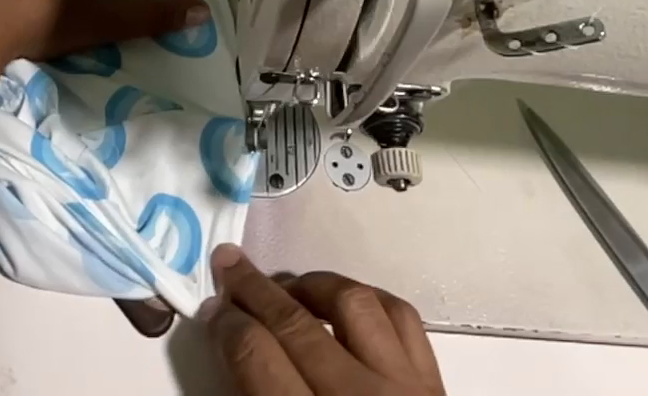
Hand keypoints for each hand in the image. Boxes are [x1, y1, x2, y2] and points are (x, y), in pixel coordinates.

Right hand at [204, 245, 445, 395]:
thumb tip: (235, 352)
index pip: (258, 359)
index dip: (227, 327)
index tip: (212, 312)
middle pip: (296, 324)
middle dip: (252, 289)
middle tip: (228, 264)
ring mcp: (405, 390)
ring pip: (352, 303)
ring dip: (311, 285)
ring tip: (285, 288)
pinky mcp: (436, 383)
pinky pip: (401, 317)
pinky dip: (368, 298)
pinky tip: (343, 301)